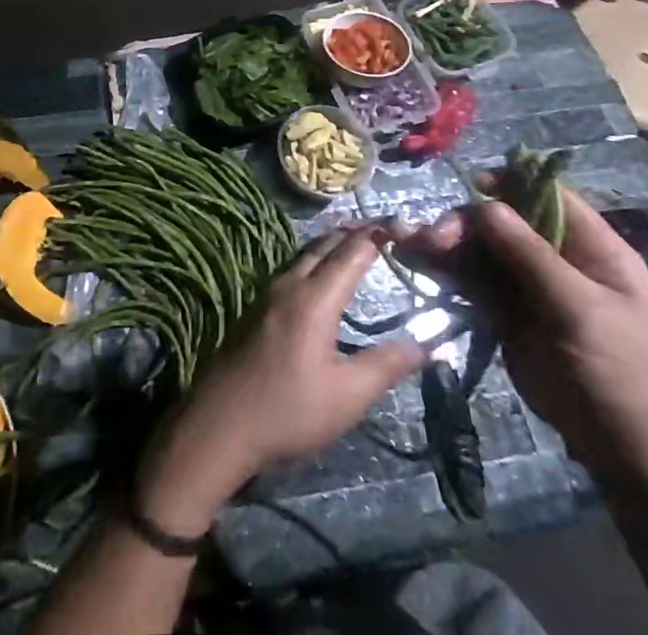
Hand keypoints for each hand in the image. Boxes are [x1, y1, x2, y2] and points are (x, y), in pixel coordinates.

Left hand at [136, 227, 427, 533]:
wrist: (220, 423)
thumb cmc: (288, 410)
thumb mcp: (348, 394)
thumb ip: (388, 364)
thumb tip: (428, 343)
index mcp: (313, 300)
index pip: (350, 253)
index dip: (378, 235)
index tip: (405, 224)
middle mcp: (287, 287)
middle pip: (323, 246)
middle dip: (354, 233)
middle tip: (386, 228)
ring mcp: (266, 297)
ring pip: (303, 257)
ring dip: (331, 245)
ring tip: (357, 242)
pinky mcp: (255, 311)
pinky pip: (291, 272)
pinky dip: (314, 262)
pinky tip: (322, 278)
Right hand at [387, 188, 647, 486]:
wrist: (616, 442)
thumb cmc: (617, 369)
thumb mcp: (579, 309)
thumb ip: (530, 256)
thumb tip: (487, 205)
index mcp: (594, 250)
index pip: (551, 199)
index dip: (512, 184)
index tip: (469, 183)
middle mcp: (558, 260)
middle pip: (504, 223)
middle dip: (466, 224)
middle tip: (433, 238)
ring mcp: (528, 286)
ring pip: (480, 250)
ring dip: (445, 243)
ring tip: (408, 242)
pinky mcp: (503, 309)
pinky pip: (469, 279)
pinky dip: (443, 269)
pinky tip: (415, 260)